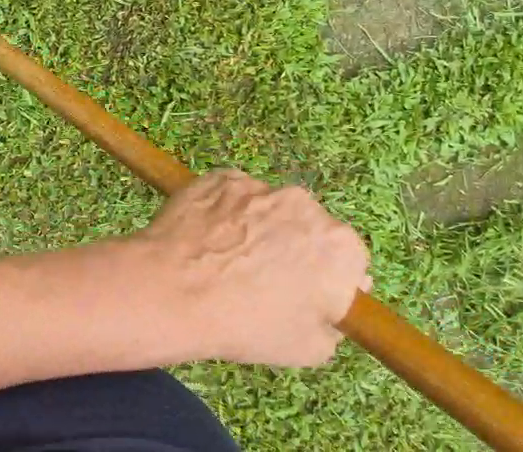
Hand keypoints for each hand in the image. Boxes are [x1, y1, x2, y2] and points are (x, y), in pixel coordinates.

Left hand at [141, 169, 370, 366]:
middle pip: (307, 226)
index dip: (327, 277)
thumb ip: (333, 317)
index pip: (348, 259)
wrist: (175, 288)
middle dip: (293, 246)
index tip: (304, 291)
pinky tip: (207, 234)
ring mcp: (255, 186)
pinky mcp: (215, 177)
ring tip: (228, 254)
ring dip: (257, 224)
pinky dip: (224, 210)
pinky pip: (230, 195)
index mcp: (340, 245)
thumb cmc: (249, 323)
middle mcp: (302, 204)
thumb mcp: (315, 346)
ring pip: (266, 207)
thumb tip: (326, 299)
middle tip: (263, 273)